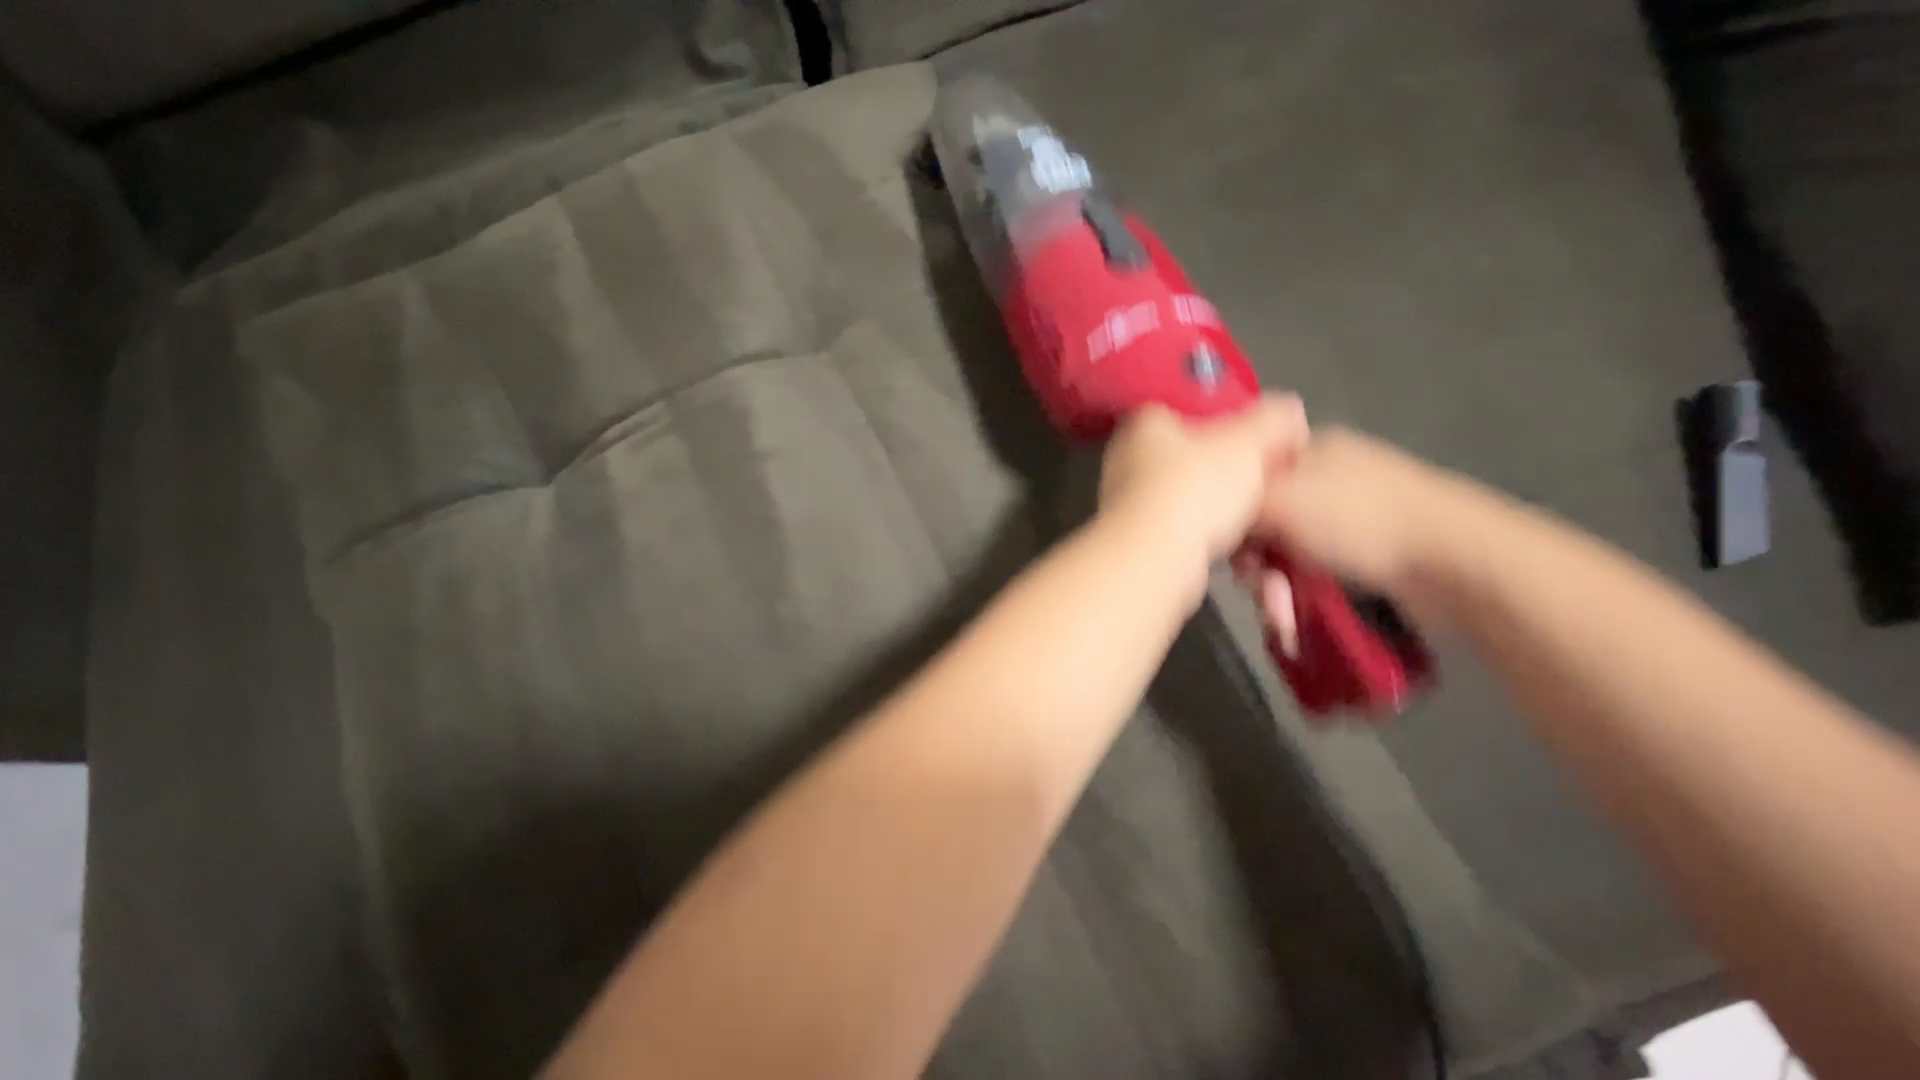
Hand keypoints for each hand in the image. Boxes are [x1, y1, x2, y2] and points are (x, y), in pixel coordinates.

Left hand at [1099, 395, 1310, 565]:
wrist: (1155, 560)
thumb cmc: (1193, 491)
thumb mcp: (1248, 445)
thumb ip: (1273, 422)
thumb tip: (1290, 412)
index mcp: (1146, 426)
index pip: (1189, 414)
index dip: (1228, 427)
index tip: (1257, 445)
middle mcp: (1127, 461)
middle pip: (1191, 460)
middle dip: (1226, 474)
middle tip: (1259, 485)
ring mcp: (1127, 504)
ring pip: (1188, 500)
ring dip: (1218, 511)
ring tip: (1247, 520)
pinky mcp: (1136, 541)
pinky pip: (1182, 533)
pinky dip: (1205, 538)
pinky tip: (1227, 546)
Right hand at [1235, 426, 1480, 607]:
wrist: (1454, 564)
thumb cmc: (1361, 521)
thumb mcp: (1281, 501)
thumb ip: (1237, 504)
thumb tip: (1211, 513)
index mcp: (1310, 451)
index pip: (1246, 477)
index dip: (1229, 513)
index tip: (1224, 547)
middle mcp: (1328, 481)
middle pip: (1264, 524)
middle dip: (1256, 565)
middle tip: (1260, 588)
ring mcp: (1351, 522)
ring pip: (1287, 559)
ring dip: (1277, 592)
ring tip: (1283, 619)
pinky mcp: (1369, 560)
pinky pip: (1315, 581)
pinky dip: (1303, 603)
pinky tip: (1297, 626)